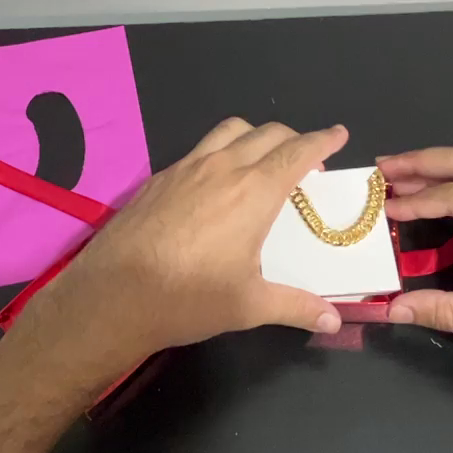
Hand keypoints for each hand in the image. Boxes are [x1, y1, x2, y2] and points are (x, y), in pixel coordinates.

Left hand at [15, 118, 350, 368]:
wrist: (114, 296)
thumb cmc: (188, 299)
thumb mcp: (249, 306)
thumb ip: (296, 307)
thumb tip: (333, 321)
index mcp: (254, 192)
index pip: (297, 152)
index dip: (322, 140)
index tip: (338, 134)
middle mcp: (222, 168)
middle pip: (267, 133)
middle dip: (293, 139)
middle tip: (305, 160)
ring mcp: (185, 169)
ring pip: (229, 131)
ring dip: (254, 137)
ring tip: (261, 160)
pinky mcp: (158, 178)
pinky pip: (198, 150)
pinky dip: (219, 153)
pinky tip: (215, 182)